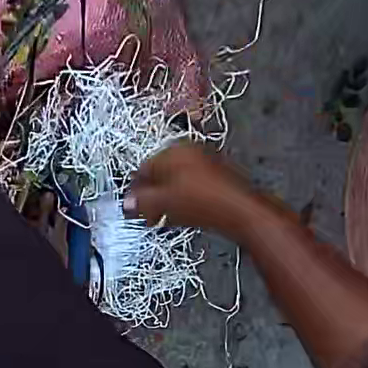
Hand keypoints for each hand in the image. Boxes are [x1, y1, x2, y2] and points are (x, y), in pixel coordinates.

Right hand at [125, 141, 276, 236]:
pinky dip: (184, 199)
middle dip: (151, 196)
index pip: (142, 169)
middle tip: (147, 215)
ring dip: (167, 200)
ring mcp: (205, 161)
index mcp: (172, 150)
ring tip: (164, 218)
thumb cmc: (204, 202)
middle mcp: (189, 150)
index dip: (134, 191)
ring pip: (176, 181)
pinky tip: (183, 214)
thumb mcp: (162, 204)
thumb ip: (140, 203)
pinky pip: (192, 186)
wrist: (240, 211)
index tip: (132, 207)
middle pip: (160, 174)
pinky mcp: (218, 176)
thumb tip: (128, 205)